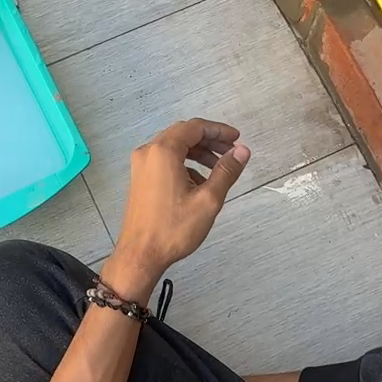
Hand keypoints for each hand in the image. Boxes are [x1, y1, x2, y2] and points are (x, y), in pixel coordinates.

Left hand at [103, 119, 250, 298]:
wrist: (140, 254)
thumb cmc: (172, 229)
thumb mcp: (208, 199)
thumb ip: (226, 171)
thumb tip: (242, 151)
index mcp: (163, 152)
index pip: (195, 127)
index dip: (218, 130)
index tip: (236, 138)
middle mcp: (148, 153)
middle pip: (183, 134)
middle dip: (209, 140)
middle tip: (230, 151)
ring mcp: (141, 166)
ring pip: (174, 148)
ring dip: (197, 153)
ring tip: (218, 168)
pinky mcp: (140, 179)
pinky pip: (165, 161)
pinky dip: (184, 164)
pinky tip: (199, 183)